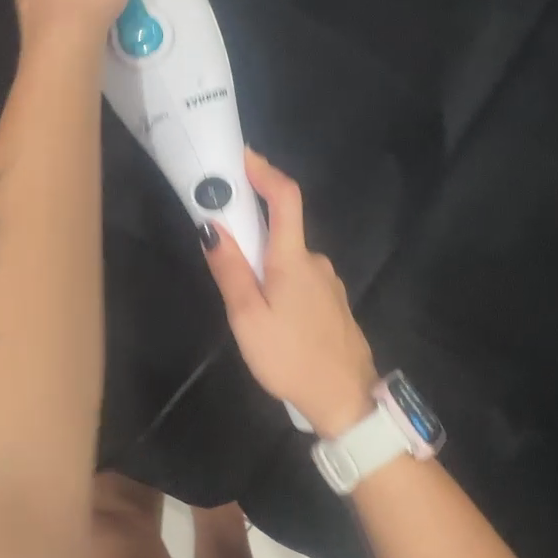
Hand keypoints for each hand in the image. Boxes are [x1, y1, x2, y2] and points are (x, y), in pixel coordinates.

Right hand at [201, 150, 378, 437]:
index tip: (240, 157)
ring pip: (287, 259)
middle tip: (219, 244)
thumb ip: (231, 270)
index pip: (285, 197)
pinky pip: (298, 278)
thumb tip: (211, 225)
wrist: (345, 400)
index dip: (264, 171)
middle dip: (250, 228)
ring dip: (262, 263)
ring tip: (240, 299)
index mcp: (293, 259)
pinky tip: (268, 316)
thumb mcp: (248, 318)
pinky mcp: (330, 303)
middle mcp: (314, 261)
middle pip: (281, 229)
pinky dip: (277, 280)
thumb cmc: (291, 358)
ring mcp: (327, 282)